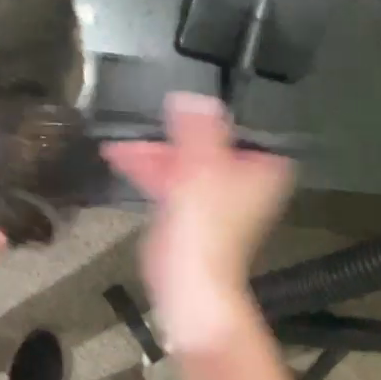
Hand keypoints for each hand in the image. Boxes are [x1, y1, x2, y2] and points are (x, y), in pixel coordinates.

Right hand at [102, 93, 293, 351]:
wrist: (188, 285)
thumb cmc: (205, 229)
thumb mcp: (201, 166)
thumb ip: (197, 129)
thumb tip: (192, 96)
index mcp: (260, 168)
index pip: (241, 125)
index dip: (214, 110)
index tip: (186, 93)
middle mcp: (242, 179)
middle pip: (206, 143)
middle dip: (172, 133)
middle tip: (142, 120)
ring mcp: (214, 198)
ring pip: (184, 161)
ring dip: (154, 151)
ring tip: (120, 142)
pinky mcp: (189, 214)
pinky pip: (170, 181)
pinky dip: (150, 169)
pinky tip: (123, 158)